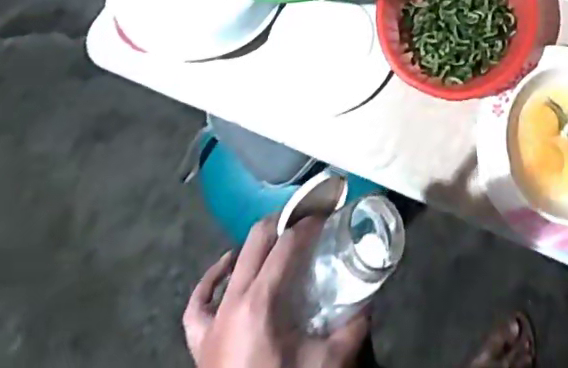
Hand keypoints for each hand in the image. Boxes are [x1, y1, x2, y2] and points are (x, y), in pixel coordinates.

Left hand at [182, 217, 369, 367]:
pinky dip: (212, 281)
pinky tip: (227, 268)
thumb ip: (354, 327)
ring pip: (231, 265)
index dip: (309, 224)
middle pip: (256, 242)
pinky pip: (198, 305)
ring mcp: (211, 324)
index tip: (328, 215)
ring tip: (280, 240)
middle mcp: (232, 304)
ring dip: (257, 246)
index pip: (286, 245)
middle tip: (310, 219)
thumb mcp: (329, 362)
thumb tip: (369, 300)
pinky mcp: (200, 344)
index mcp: (260, 303)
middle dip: (285, 222)